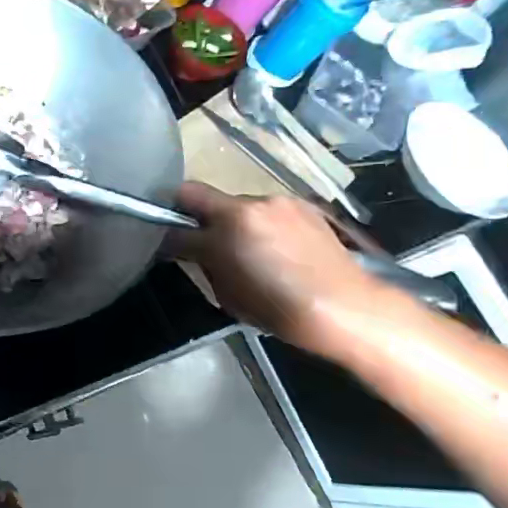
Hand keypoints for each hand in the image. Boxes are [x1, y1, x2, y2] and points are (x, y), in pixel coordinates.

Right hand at [170, 183, 384, 351]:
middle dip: (191, 213)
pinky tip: (277, 246)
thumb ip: (206, 265)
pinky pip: (267, 209)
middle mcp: (247, 205)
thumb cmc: (279, 311)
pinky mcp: (301, 204)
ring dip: (232, 220)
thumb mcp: (229, 296)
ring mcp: (277, 201)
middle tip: (197, 236)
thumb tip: (198, 254)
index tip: (164, 244)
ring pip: (237, 203)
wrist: (342, 306)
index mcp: (225, 231)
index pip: (176, 227)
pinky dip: (262, 223)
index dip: (165, 236)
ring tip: (248, 247)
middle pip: (200, 196)